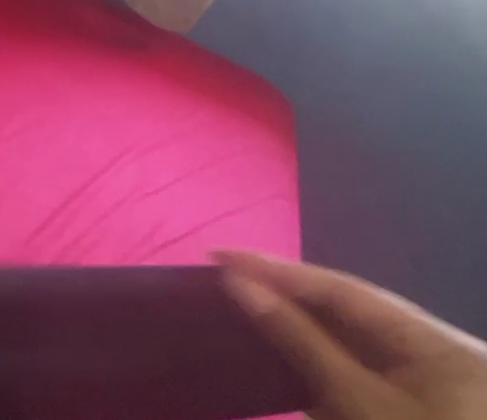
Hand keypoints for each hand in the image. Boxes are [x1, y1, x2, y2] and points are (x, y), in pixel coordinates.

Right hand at [218, 250, 486, 419]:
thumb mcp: (358, 402)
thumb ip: (298, 338)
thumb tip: (236, 282)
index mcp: (440, 344)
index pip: (343, 288)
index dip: (278, 269)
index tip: (216, 256)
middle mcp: (444, 354)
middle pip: (352, 310)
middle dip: (288, 294)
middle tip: (226, 281)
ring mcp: (439, 385)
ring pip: (356, 339)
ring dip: (300, 325)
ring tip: (244, 309)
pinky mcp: (423, 408)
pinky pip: (365, 367)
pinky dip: (321, 356)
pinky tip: (285, 354)